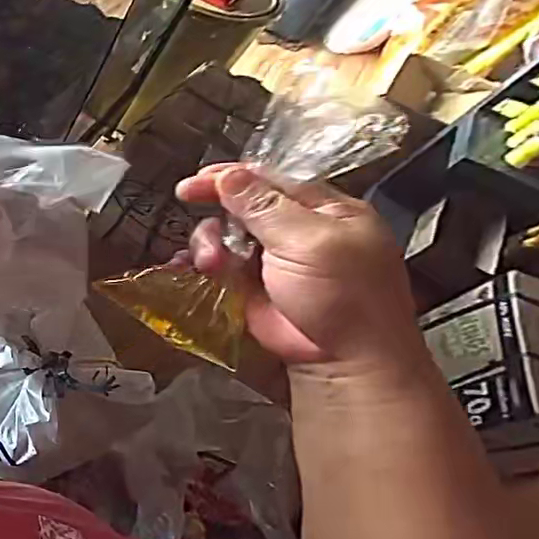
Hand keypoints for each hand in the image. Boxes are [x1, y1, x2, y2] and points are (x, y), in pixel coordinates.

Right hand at [176, 164, 423, 377]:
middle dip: (218, 212)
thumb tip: (228, 176)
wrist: (342, 362)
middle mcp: (295, 230)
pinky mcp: (250, 287)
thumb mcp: (308, 241)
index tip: (196, 181)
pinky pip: (220, 266)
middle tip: (196, 214)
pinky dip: (205, 265)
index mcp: (322, 209)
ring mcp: (271, 260)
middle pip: (241, 205)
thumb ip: (264, 206)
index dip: (231, 177)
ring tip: (213, 263)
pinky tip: (200, 269)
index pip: (270, 180)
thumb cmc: (342, 295)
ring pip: (226, 235)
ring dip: (212, 243)